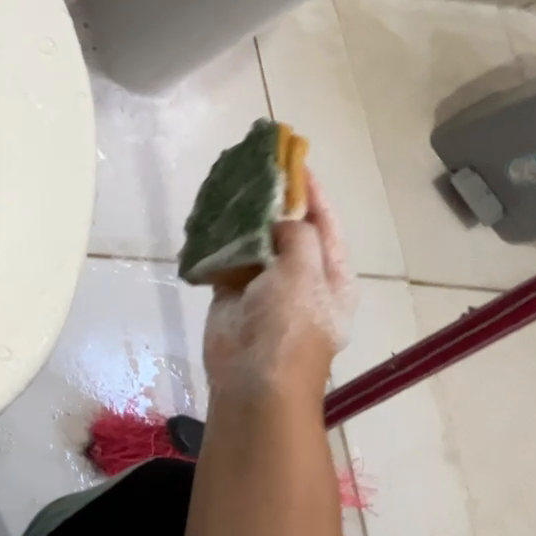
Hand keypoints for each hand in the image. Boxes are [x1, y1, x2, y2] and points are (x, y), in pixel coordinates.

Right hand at [202, 176, 355, 399]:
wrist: (253, 376)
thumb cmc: (289, 327)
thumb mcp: (304, 277)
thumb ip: (298, 239)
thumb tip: (282, 218)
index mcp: (331, 274)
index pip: (325, 223)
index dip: (311, 191)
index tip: (293, 159)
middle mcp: (301, 276)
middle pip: (287, 229)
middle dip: (272, 201)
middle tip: (251, 169)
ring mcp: (265, 285)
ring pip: (253, 241)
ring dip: (240, 218)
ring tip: (224, 187)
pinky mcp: (232, 292)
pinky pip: (225, 258)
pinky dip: (216, 240)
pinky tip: (204, 219)